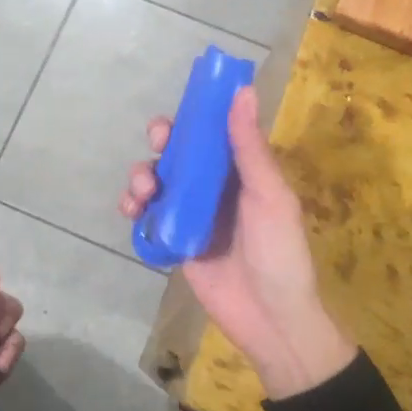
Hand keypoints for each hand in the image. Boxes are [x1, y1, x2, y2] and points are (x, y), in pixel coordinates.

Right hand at [120, 88, 355, 398]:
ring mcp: (193, 215)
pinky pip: (149, 217)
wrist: (271, 320)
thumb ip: (250, 147)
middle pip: (179, 153)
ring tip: (141, 191)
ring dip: (142, 176)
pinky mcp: (175, 242)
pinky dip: (135, 209)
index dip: (192, 117)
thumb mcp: (269, 195)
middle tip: (157, 145)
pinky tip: (132, 212)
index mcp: (242, 171)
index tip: (179, 109)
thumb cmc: (279, 252)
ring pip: (158, 182)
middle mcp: (215, 188)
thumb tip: (243, 90)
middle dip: (162, 143)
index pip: (212, 132)